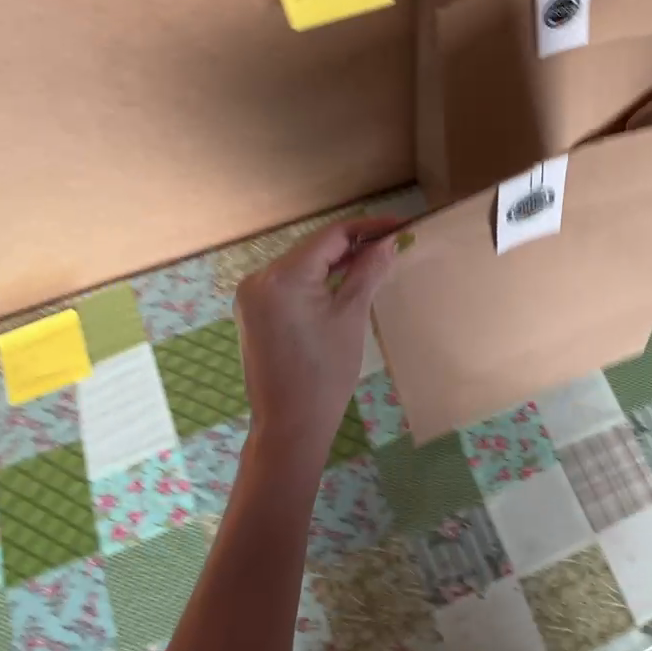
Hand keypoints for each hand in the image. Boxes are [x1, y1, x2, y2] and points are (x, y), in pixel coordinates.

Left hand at [234, 217, 403, 462]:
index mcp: (282, 276)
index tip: (400, 225)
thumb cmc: (326, 373)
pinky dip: (317, 280)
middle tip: (392, 244)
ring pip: (302, 266)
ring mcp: (251, 296)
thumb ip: (368, 272)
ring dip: (336, 262)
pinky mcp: (253, 313)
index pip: (331, 237)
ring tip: (373, 261)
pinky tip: (342, 283)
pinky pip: (290, 284)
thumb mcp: (351, 317)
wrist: (290, 424)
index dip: (368, 228)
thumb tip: (389, 243)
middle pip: (314, 249)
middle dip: (353, 245)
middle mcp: (259, 278)